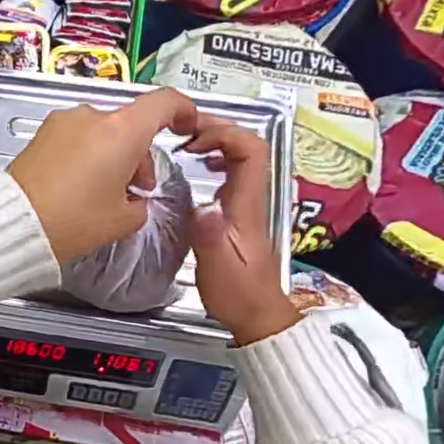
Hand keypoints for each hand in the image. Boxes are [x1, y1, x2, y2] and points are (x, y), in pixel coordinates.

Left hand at [8, 87, 198, 259]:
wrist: (16, 224)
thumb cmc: (72, 220)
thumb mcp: (122, 220)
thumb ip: (140, 203)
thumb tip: (134, 200)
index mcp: (122, 131)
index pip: (164, 102)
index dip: (182, 110)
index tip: (185, 123)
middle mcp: (92, 117)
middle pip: (129, 124)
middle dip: (137, 154)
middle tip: (135, 189)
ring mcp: (63, 122)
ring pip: (101, 131)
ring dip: (110, 155)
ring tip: (102, 193)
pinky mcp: (41, 134)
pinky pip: (75, 138)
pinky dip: (85, 155)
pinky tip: (78, 187)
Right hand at [186, 114, 300, 345]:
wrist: (258, 315)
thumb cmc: (237, 294)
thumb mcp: (217, 267)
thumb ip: (210, 235)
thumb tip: (202, 206)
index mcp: (247, 205)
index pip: (251, 150)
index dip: (225, 133)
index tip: (193, 139)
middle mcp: (251, 199)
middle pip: (248, 145)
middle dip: (218, 129)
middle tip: (185, 131)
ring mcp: (247, 205)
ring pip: (242, 156)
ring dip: (217, 141)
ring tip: (189, 142)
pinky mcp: (239, 213)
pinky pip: (233, 172)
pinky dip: (217, 159)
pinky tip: (201, 166)